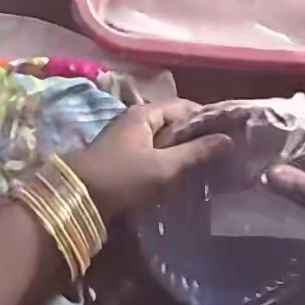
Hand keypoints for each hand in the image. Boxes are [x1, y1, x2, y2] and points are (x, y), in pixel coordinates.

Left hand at [67, 100, 231, 215]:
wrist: (77, 197)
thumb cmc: (122, 177)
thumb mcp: (163, 167)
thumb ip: (195, 152)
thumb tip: (226, 139)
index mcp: (144, 114)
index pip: (184, 106)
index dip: (206, 119)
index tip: (227, 136)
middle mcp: (135, 121)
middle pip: (173, 123)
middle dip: (195, 137)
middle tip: (220, 154)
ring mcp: (126, 140)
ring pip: (162, 140)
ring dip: (180, 152)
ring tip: (205, 167)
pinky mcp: (121, 158)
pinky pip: (151, 154)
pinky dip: (165, 162)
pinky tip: (179, 177)